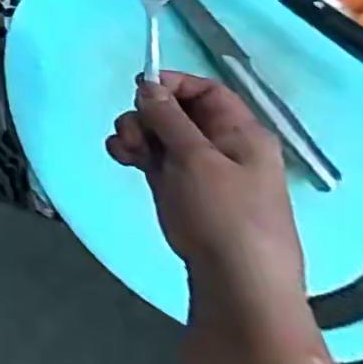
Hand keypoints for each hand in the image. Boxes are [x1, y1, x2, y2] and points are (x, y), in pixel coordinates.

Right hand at [107, 72, 304, 304]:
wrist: (234, 279)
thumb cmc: (225, 213)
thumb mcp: (197, 159)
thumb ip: (169, 118)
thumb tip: (148, 85)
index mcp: (240, 133)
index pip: (206, 90)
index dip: (173, 84)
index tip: (140, 90)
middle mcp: (218, 143)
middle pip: (174, 109)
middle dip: (146, 113)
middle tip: (133, 132)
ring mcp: (195, 165)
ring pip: (156, 131)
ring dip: (134, 132)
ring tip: (126, 151)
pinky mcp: (175, 184)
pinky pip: (149, 154)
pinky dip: (132, 151)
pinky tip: (122, 158)